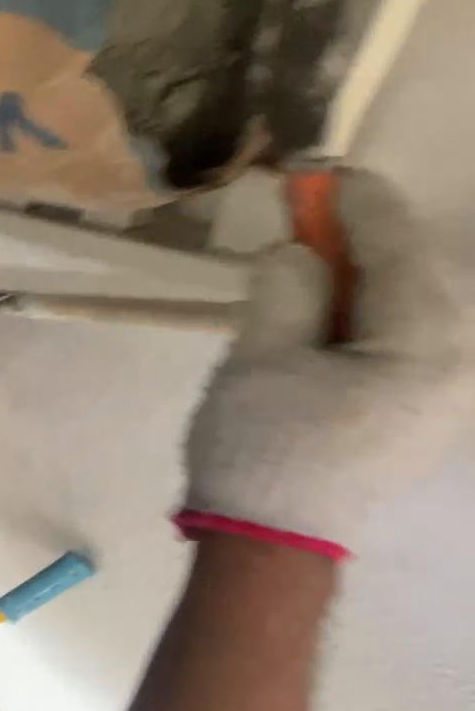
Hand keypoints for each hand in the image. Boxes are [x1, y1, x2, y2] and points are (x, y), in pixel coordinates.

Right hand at [181, 170, 474, 553]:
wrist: (271, 537)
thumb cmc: (259, 448)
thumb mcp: (257, 363)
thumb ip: (283, 296)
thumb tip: (295, 250)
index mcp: (429, 350)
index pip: (401, 257)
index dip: (361, 210)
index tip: (327, 173)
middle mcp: (465, 366)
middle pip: (424, 279)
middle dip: (372, 240)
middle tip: (317, 214)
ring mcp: (453, 395)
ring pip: (420, 311)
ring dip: (370, 278)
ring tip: (320, 262)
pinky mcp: (427, 414)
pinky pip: (412, 342)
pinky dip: (373, 315)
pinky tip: (335, 313)